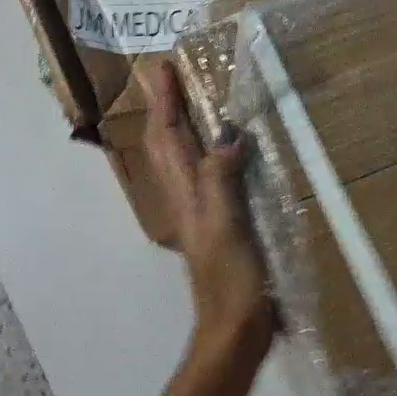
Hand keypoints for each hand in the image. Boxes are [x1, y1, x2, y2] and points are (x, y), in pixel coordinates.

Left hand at [140, 63, 274, 353]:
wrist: (235, 328)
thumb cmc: (230, 278)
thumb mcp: (227, 225)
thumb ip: (222, 179)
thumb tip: (229, 135)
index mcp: (185, 193)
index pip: (167, 136)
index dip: (164, 102)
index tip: (161, 67)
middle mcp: (187, 196)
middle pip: (166, 143)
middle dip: (164, 107)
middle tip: (169, 76)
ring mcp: (202, 210)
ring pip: (183, 157)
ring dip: (180, 125)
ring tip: (190, 100)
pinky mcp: (221, 222)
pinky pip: (207, 173)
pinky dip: (208, 149)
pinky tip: (227, 151)